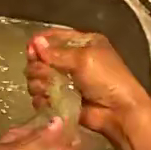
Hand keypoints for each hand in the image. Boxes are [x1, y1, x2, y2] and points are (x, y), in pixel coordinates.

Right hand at [26, 29, 149, 135]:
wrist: (118, 112)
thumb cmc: (107, 80)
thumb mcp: (84, 59)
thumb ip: (57, 52)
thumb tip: (34, 42)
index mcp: (82, 44)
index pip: (53, 37)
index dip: (40, 43)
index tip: (31, 51)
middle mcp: (71, 60)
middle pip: (40, 58)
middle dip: (38, 66)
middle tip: (44, 73)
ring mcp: (64, 81)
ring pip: (37, 78)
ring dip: (39, 83)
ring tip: (48, 88)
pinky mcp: (60, 99)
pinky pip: (40, 96)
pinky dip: (41, 98)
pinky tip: (48, 100)